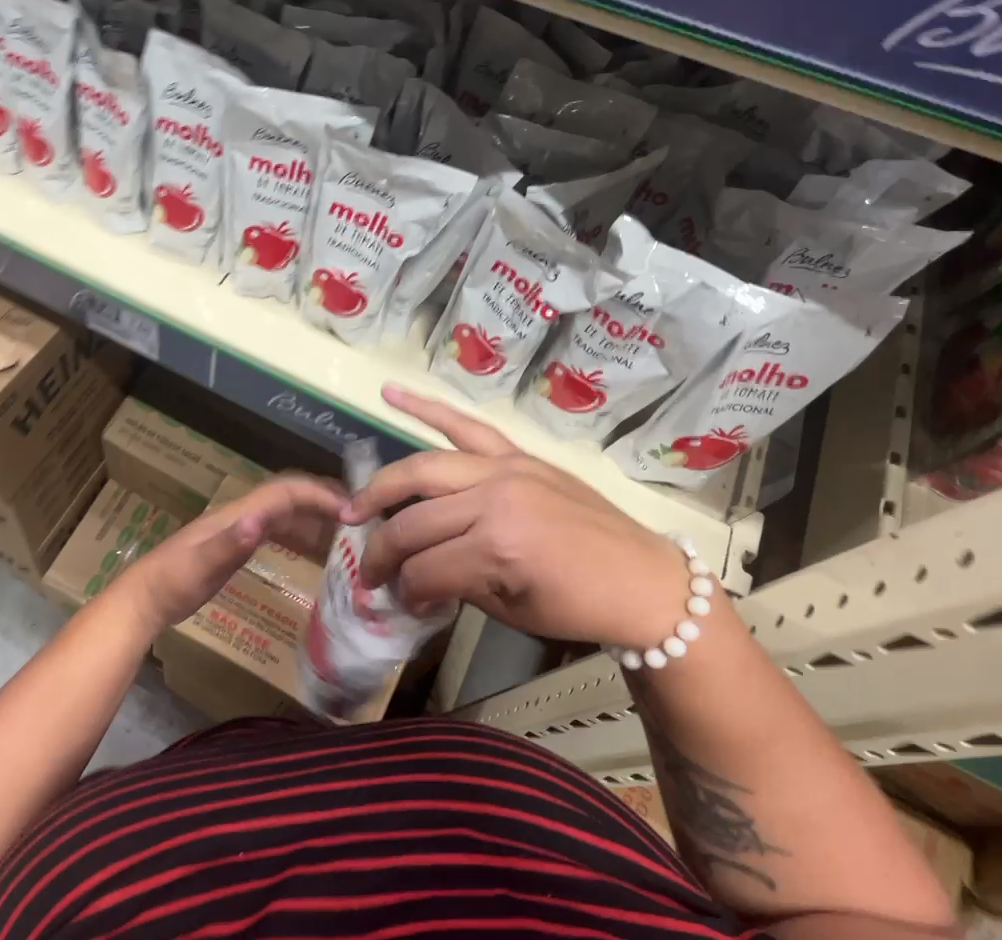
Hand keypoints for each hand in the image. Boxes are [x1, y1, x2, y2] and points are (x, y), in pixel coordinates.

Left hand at [113, 475, 346, 631]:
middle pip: (288, 496)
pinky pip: (276, 531)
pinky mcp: (236, 546)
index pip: (284, 493)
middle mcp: (241, 516)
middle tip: (359, 516)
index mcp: (236, 515)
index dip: (318, 495)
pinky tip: (313, 550)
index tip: (351, 510)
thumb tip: (259, 523)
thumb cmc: (172, 583)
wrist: (144, 599)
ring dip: (315, 516)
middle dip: (323, 499)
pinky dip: (299, 534)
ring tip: (346, 531)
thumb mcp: (200, 567)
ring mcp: (238, 530)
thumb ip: (229, 545)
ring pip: (284, 512)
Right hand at [342, 386, 695, 649]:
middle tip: (366, 567)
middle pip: (414, 520)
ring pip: (425, 469)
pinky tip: (390, 393)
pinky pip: (468, 426)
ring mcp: (508, 470)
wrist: (646, 583)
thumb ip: (454, 586)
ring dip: (382, 487)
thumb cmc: (579, 607)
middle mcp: (496, 500)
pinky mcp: (520, 455)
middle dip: (382, 548)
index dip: (402, 590)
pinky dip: (428, 408)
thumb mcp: (510, 609)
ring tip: (355, 507)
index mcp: (498, 549)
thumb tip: (410, 584)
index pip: (423, 568)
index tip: (395, 601)